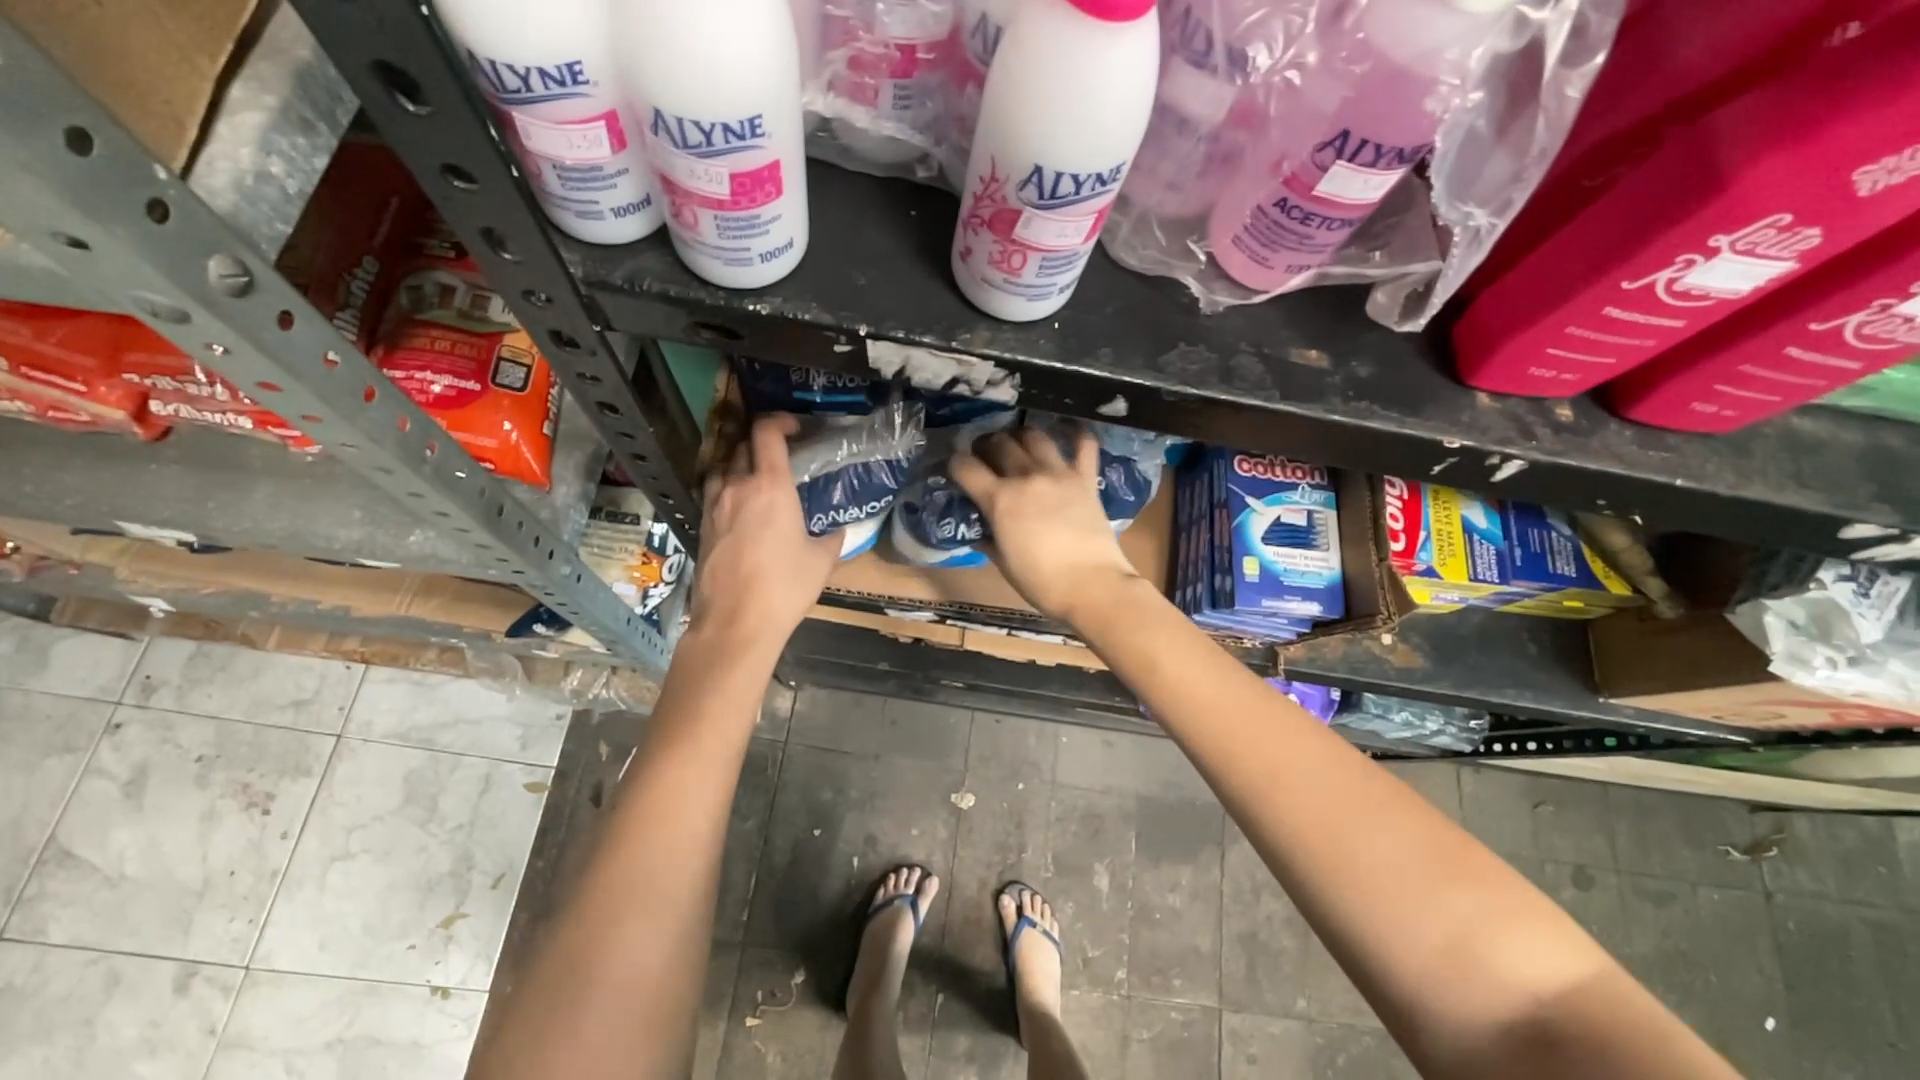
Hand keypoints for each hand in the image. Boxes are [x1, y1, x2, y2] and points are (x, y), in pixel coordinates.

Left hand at [689, 414, 841, 648]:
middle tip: (782, 454)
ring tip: (758, 477)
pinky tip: (741, 507)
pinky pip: (713, 492)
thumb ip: (831, 538)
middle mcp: (737, 487)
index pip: (767, 432)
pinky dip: (727, 488)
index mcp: (769, 486)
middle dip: (762, 443)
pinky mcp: (701, 526)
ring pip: (723, 467)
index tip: (795, 428)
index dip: (780, 421)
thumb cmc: (785, 587)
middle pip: (743, 446)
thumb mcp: (821, 561)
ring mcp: (714, 506)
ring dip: (740, 463)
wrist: (736, 622)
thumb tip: (838, 530)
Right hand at [950, 424, 1142, 625]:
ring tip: (1020, 445)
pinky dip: (1076, 435)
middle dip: (986, 445)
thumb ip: (989, 538)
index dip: (955, 464)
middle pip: (999, 443)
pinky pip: (1084, 444)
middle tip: (986, 456)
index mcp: (1000, 500)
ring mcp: (1059, 474)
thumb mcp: (1003, 563)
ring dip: (1021, 436)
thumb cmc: (1042, 583)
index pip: (965, 467)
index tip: (957, 470)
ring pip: (1034, 435)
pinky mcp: (1086, 479)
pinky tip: (1069, 434)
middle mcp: (1026, 477)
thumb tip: (980, 530)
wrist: (1092, 586)